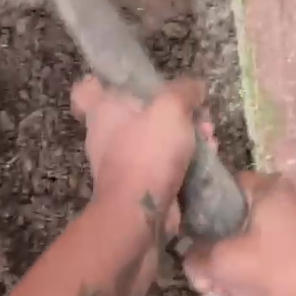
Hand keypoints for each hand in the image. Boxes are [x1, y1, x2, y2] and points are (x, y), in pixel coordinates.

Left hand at [70, 76, 204, 232]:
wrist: (139, 214)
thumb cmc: (146, 153)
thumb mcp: (171, 108)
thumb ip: (184, 91)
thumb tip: (196, 87)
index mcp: (103, 111)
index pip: (86, 89)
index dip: (103, 81)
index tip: (130, 82)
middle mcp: (107, 135)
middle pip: (136, 112)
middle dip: (170, 111)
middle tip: (196, 113)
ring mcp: (123, 163)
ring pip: (154, 139)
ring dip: (184, 135)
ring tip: (209, 137)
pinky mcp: (140, 186)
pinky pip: (163, 164)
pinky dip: (184, 160)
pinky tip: (208, 158)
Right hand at [183, 173, 295, 295]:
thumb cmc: (281, 275)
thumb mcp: (224, 265)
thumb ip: (197, 259)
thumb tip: (194, 262)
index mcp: (271, 190)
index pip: (226, 188)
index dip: (204, 215)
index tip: (194, 245)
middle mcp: (293, 205)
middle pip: (240, 231)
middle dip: (225, 269)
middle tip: (218, 292)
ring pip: (259, 259)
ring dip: (243, 292)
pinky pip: (281, 275)